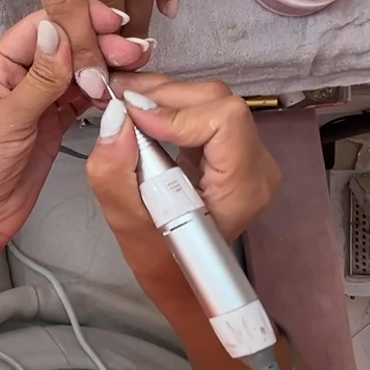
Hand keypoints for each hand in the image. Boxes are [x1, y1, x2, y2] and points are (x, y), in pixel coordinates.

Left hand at [0, 3, 147, 269]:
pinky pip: (82, 102)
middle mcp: (19, 79)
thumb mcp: (5, 120)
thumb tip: (59, 31)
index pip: (40, 29)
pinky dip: (104, 95)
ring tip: (138, 64)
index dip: (76, 19)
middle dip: (99, 44)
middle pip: (64, 48)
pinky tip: (123, 90)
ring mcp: (39, 103)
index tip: (112, 21)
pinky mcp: (54, 127)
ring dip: (107, 68)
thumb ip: (38, 79)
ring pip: (78, 74)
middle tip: (134, 50)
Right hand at [85, 74, 280, 298]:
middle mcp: (256, 163)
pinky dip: (167, 103)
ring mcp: (246, 152)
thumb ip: (113, 172)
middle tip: (116, 99)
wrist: (179, 274)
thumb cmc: (159, 258)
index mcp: (241, 187)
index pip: (224, 120)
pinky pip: (203, 108)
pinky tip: (138, 109)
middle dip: (162, 95)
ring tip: (121, 101)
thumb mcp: (125, 222)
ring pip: (209, 98)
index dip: (175, 112)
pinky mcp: (229, 145)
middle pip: (216, 100)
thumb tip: (115, 118)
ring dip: (161, 95)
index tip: (132, 117)